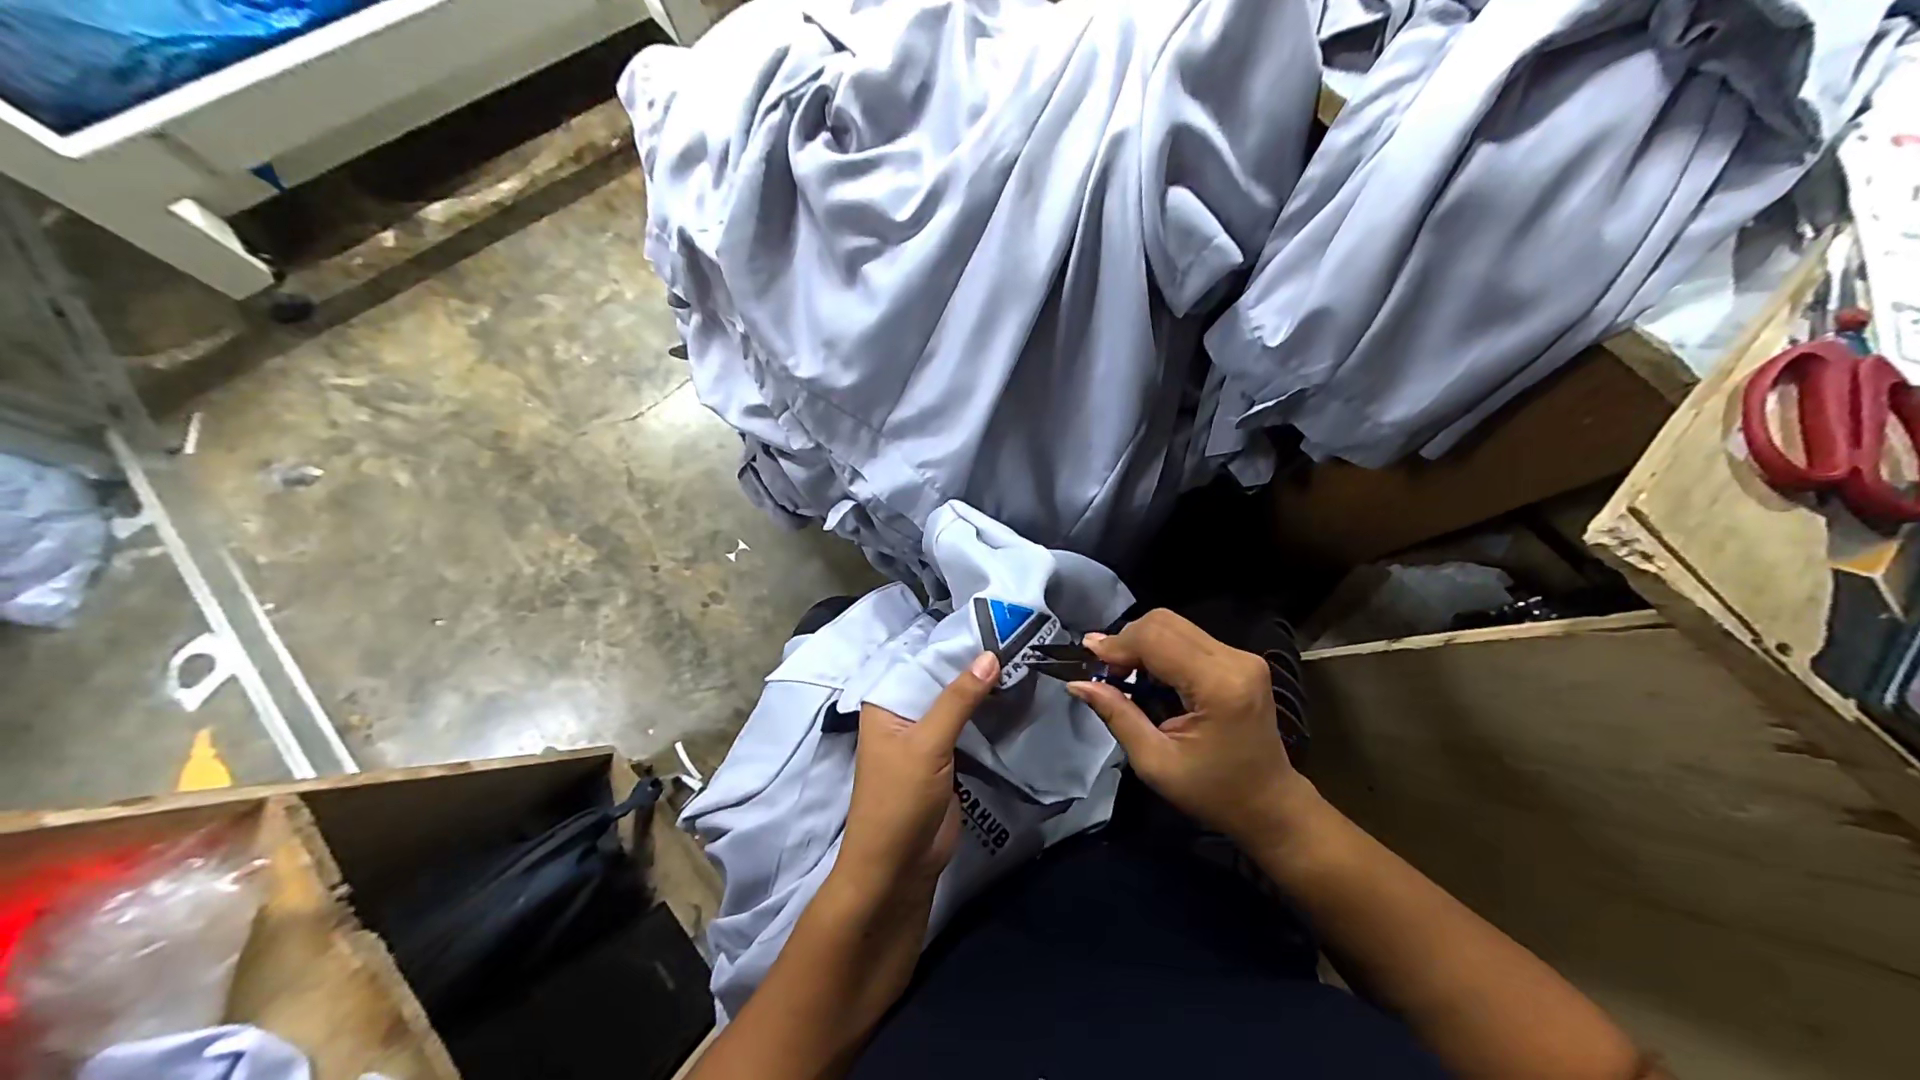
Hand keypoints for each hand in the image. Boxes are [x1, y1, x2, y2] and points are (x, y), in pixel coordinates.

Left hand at [835, 651, 1000, 896]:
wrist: (899, 867)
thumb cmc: (900, 800)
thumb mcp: (928, 744)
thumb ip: (958, 699)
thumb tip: (991, 655)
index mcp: (886, 702)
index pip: (922, 659)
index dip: (956, 643)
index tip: (996, 621)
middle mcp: (903, 712)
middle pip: (942, 680)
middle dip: (974, 665)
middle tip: (1019, 638)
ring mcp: (925, 736)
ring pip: (957, 703)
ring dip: (984, 690)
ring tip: (1023, 659)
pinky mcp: (945, 758)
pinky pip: (967, 727)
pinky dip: (987, 715)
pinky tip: (1014, 696)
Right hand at [1068, 609, 1309, 846]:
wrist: (1269, 804)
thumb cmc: (1212, 793)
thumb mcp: (1154, 762)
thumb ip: (1117, 715)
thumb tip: (1077, 683)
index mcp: (1219, 686)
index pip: (1155, 639)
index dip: (1116, 644)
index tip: (1087, 661)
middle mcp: (1235, 660)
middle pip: (1164, 623)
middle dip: (1126, 641)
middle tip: (1105, 673)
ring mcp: (1242, 656)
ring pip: (1174, 626)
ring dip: (1141, 644)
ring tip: (1124, 676)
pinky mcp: (1240, 659)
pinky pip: (1187, 637)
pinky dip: (1159, 650)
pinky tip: (1149, 677)